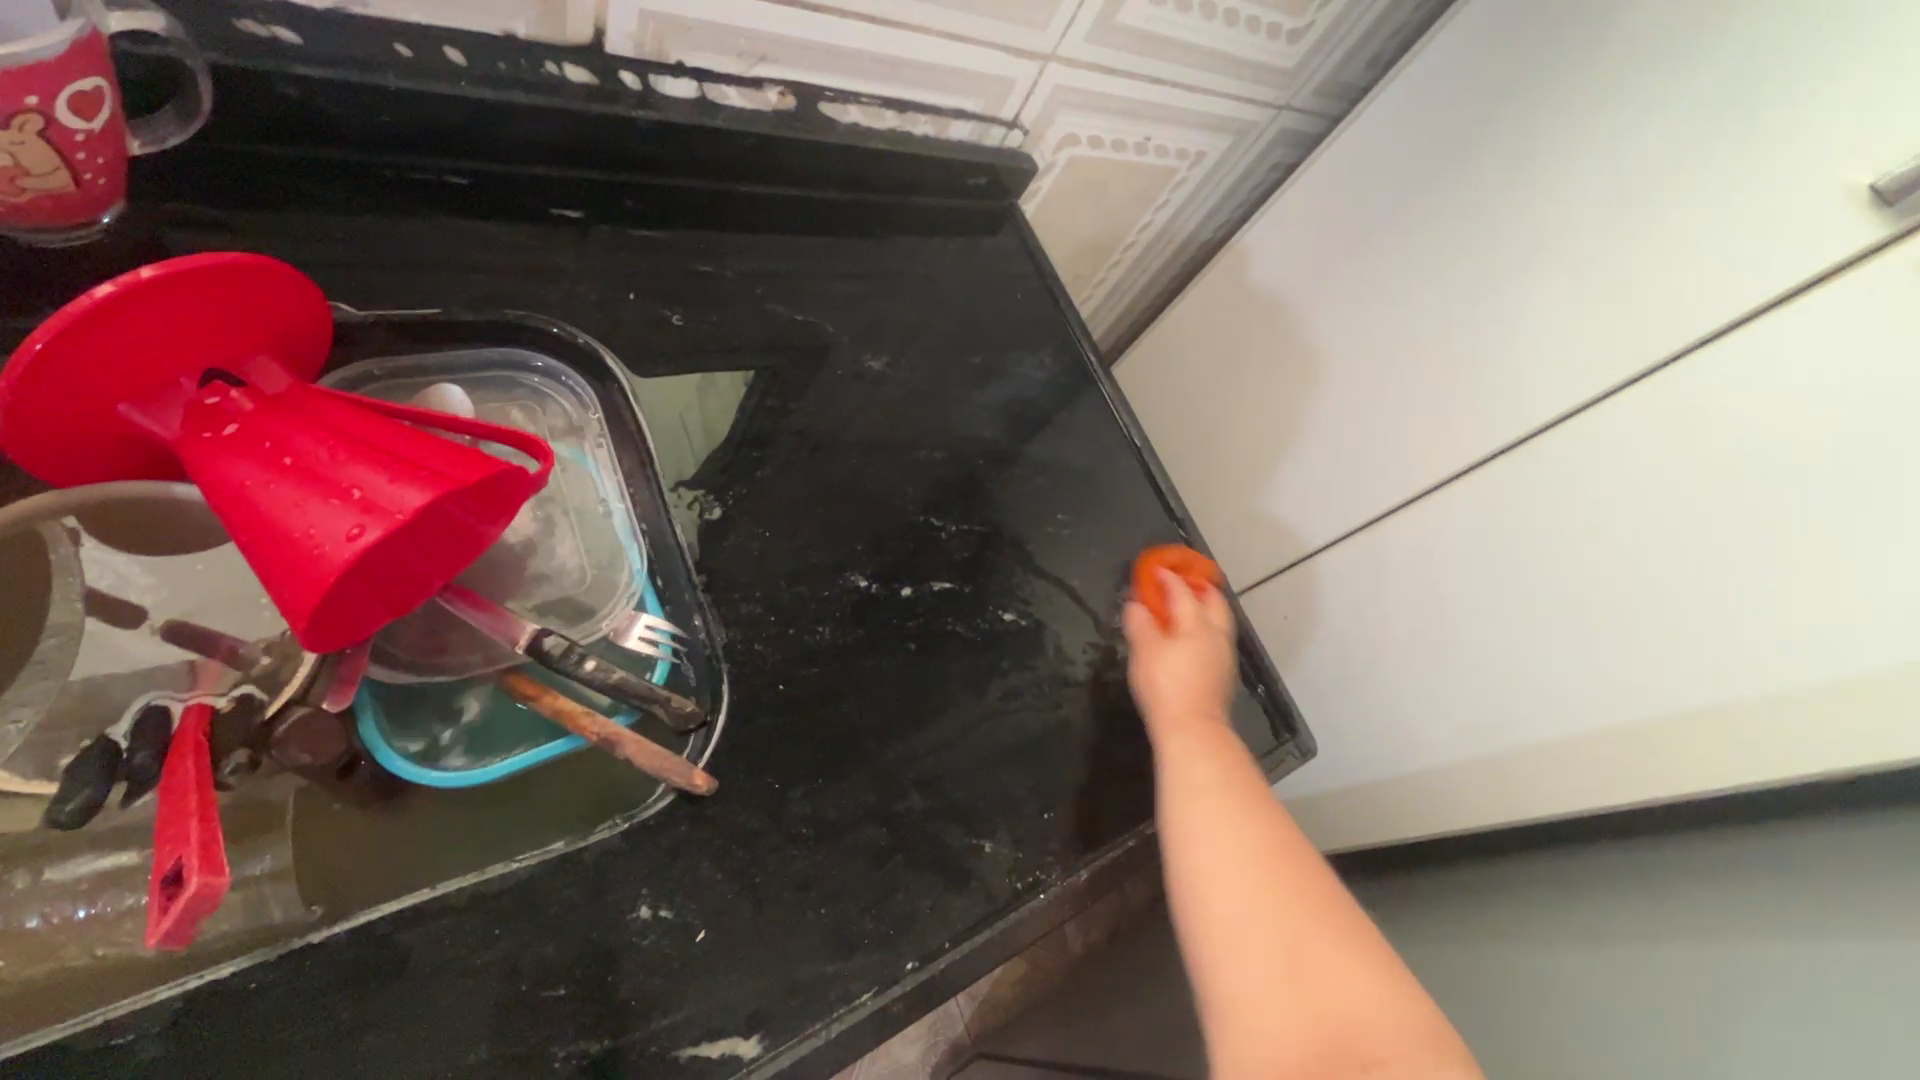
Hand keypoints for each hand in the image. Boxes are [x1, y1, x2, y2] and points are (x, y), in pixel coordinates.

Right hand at [1122, 567, 1236, 735]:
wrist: (1193, 730)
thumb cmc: (1165, 686)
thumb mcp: (1144, 651)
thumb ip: (1140, 623)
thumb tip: (1136, 604)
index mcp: (1197, 623)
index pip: (1182, 592)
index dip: (1167, 578)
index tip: (1155, 569)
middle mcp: (1216, 634)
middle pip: (1214, 601)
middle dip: (1199, 587)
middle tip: (1184, 581)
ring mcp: (1224, 656)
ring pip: (1219, 621)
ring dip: (1205, 609)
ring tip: (1187, 608)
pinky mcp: (1223, 675)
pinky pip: (1216, 640)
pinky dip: (1205, 629)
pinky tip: (1192, 639)